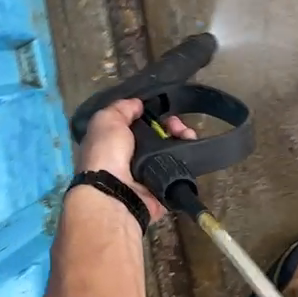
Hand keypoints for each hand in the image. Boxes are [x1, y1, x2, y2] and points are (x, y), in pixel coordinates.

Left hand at [76, 98, 198, 217]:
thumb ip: (121, 109)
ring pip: (174, 151)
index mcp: (118, 143)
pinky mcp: (166, 187)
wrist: (117, 193)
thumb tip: (137, 104)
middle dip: (172, 126)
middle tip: (177, 125)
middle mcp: (135, 158)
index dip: (152, 116)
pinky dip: (189, 158)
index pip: (140, 126)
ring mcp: (152, 173)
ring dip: (183, 138)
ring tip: (187, 134)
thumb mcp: (106, 121)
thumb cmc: (107, 154)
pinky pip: (182, 169)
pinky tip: (191, 148)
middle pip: (161, 137)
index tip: (161, 112)